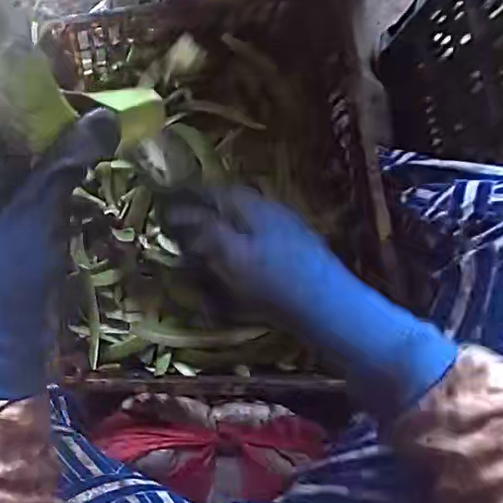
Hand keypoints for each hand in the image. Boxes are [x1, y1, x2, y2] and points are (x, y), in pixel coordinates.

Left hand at [0, 15, 118, 400]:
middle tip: (41, 35)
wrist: (8, 313)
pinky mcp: (20, 182)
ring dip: (39, 94)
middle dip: (13, 63)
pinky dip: (55, 125)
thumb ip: (66, 162)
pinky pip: (35, 140)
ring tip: (68, 73)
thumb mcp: (37, 213)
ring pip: (14, 115)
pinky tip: (80, 118)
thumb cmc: (10, 265)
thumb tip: (105, 116)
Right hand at [166, 187, 458, 416]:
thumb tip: (181, 214)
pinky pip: (259, 237)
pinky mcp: (298, 253)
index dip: (192, 195)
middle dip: (207, 210)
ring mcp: (289, 231)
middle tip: (183, 224)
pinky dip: (239, 242)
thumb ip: (208, 232)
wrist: (333, 312)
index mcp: (256, 207)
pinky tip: (235, 262)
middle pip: (234, 203)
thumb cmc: (278, 283)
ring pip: (248, 220)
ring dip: (224, 226)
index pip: (218, 190)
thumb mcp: (234, 257)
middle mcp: (274, 212)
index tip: (170, 204)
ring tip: (204, 243)